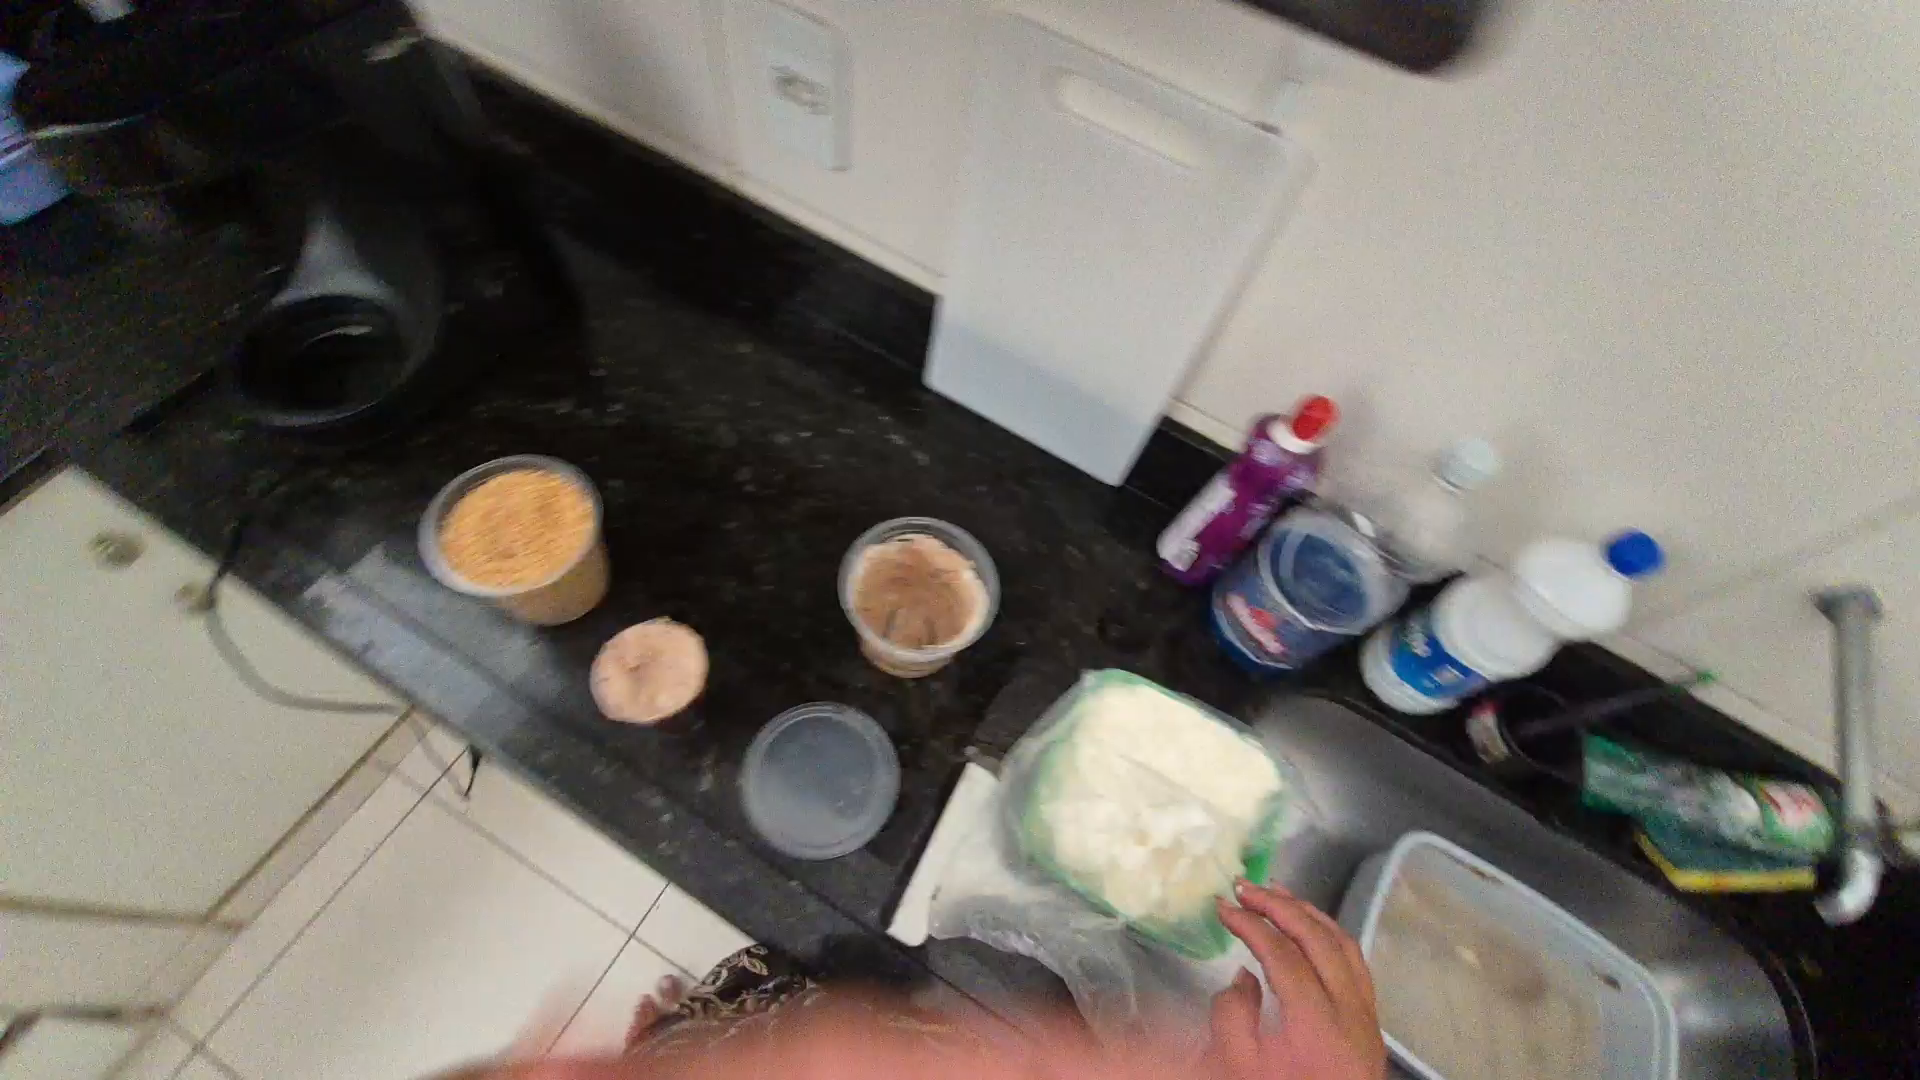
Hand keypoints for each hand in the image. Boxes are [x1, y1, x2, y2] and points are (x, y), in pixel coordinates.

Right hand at [1210, 879, 1385, 1079]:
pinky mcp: (1371, 1026)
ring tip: (1274, 893)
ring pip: (1343, 945)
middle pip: (1317, 938)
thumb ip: (1232, 1012)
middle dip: (1277, 905)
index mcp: (1316, 1026)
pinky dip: (1328, 934)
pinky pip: (1355, 963)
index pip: (1281, 953)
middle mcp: (1350, 1015)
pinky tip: (1307, 926)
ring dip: (1307, 912)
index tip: (1220, 906)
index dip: (1248, 923)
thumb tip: (1246, 976)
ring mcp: (1366, 1019)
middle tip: (1243, 887)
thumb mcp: (1235, 1064)